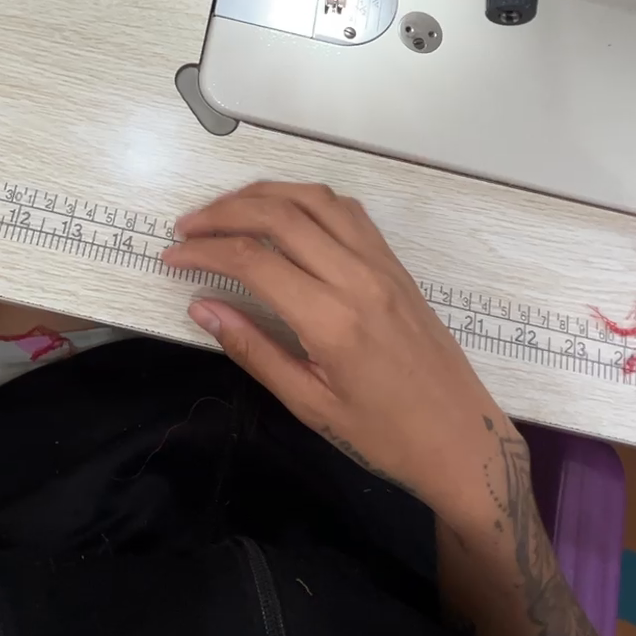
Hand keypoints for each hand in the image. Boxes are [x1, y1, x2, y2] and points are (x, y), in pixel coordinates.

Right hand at [164, 182, 505, 513]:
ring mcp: (380, 262)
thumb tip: (201, 306)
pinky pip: (345, 209)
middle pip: (279, 214)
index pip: (252, 261)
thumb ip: (252, 349)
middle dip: (222, 212)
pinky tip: (283, 212)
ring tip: (224, 209)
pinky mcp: (393, 261)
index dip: (203, 252)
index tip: (172, 257)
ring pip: (313, 198)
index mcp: (331, 320)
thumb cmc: (384, 436)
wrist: (463, 441)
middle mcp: (356, 277)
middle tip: (187, 226)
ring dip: (262, 194)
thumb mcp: (309, 406)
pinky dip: (304, 198)